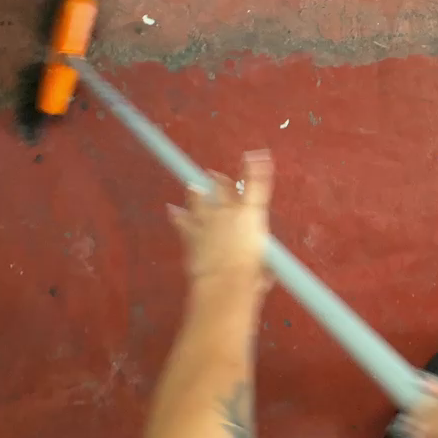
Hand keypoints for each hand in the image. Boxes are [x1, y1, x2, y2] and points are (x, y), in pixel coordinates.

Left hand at [169, 151, 272, 290]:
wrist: (223, 281)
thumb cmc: (249, 273)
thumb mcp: (265, 265)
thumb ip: (260, 259)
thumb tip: (262, 268)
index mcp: (251, 214)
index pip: (256, 184)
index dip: (256, 168)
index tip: (257, 155)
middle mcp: (228, 211)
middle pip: (223, 188)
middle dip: (220, 181)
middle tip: (216, 175)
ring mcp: (207, 220)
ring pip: (198, 199)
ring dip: (196, 192)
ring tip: (192, 185)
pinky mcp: (190, 233)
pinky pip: (181, 220)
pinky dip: (177, 216)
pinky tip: (172, 210)